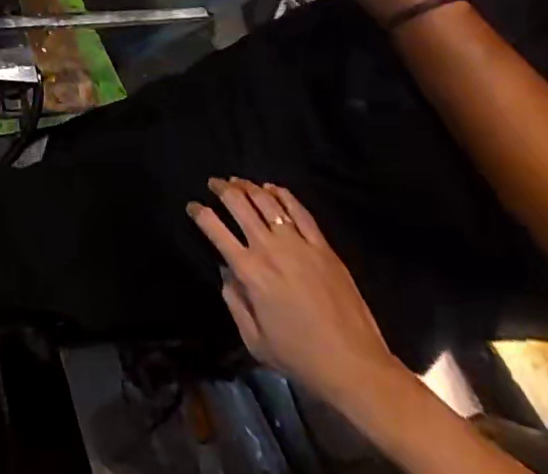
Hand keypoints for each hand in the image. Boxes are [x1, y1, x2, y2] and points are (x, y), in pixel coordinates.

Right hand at [189, 179, 403, 402]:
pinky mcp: (324, 248)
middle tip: (214, 183)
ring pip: (268, 201)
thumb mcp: (253, 339)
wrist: (355, 366)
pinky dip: (283, 195)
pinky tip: (272, 189)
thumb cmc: (299, 357)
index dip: (199, 211)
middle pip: (239, 204)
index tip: (192, 206)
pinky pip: (300, 211)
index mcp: (249, 271)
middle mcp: (270, 250)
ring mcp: (300, 245)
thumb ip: (233, 301)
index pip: (214, 228)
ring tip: (238, 181)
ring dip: (249, 186)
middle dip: (222, 189)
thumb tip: (225, 271)